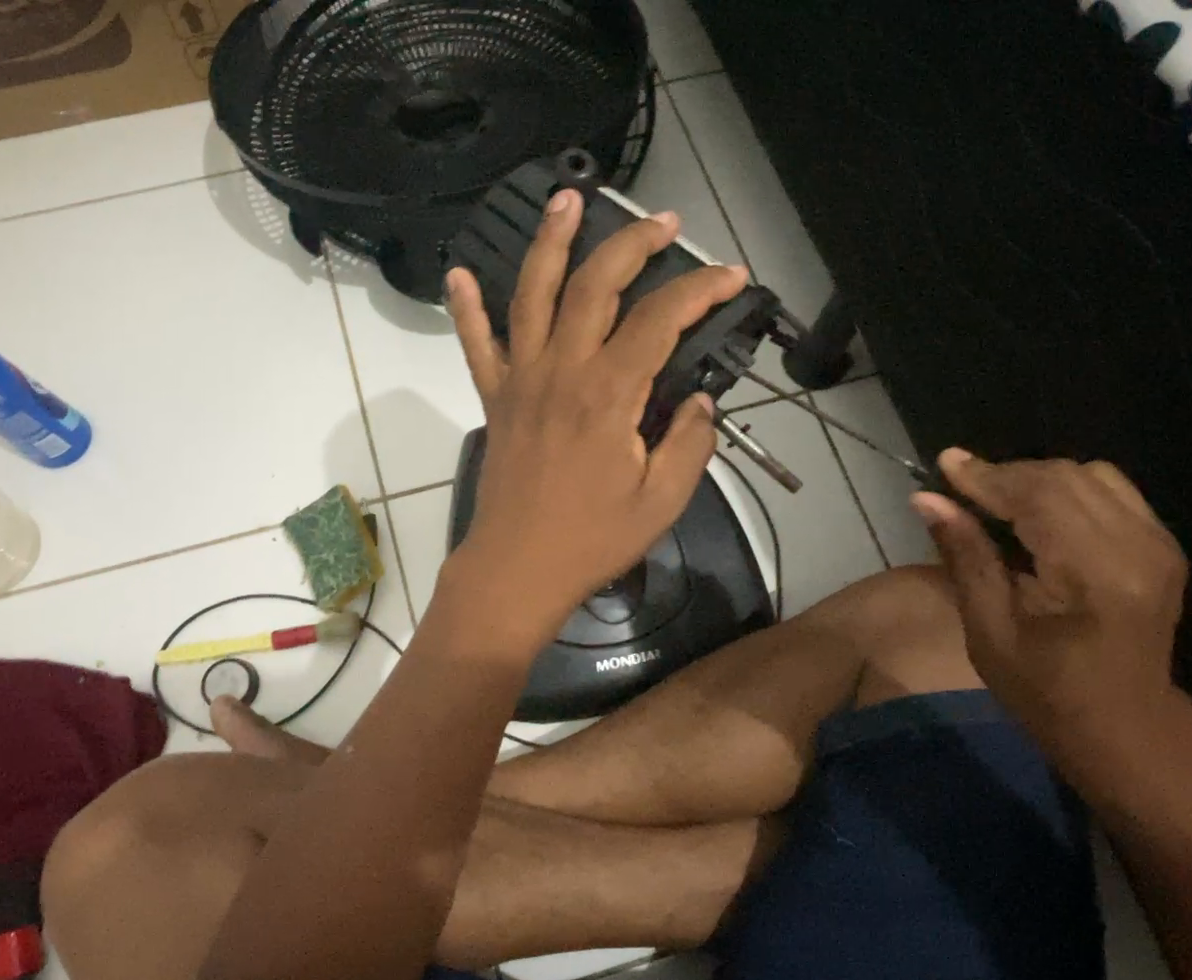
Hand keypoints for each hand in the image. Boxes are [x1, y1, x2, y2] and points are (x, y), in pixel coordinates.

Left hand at [443, 189, 748, 626]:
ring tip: (567, 198)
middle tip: (664, 223)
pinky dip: (467, 309)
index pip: (661, 320)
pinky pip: (477, 345)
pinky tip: (460, 273)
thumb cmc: (592, 540)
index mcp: (609, 393)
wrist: (518, 569)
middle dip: (634, 243)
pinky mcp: (495, 399)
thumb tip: (701, 402)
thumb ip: (690, 443)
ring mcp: (521, 380)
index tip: (732, 278)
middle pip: (595, 285)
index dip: (701, 290)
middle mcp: (562, 370)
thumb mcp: (662, 500)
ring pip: (533, 294)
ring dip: (551, 242)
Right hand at [914, 449, 1191, 775]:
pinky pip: (1111, 492)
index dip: (987, 476)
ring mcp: (1158, 543)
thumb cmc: (1043, 689)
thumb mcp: (989, 629)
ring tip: (994, 498)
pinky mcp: (1162, 545)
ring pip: (1092, 476)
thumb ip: (965, 556)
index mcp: (1094, 572)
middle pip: (1066, 477)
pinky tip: (1035, 512)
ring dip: (1037, 479)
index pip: (1038, 496)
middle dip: (1008, 474)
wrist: (1124, 725)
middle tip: (960, 485)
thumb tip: (927, 500)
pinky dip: (1066, 490)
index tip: (945, 463)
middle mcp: (1137, 546)